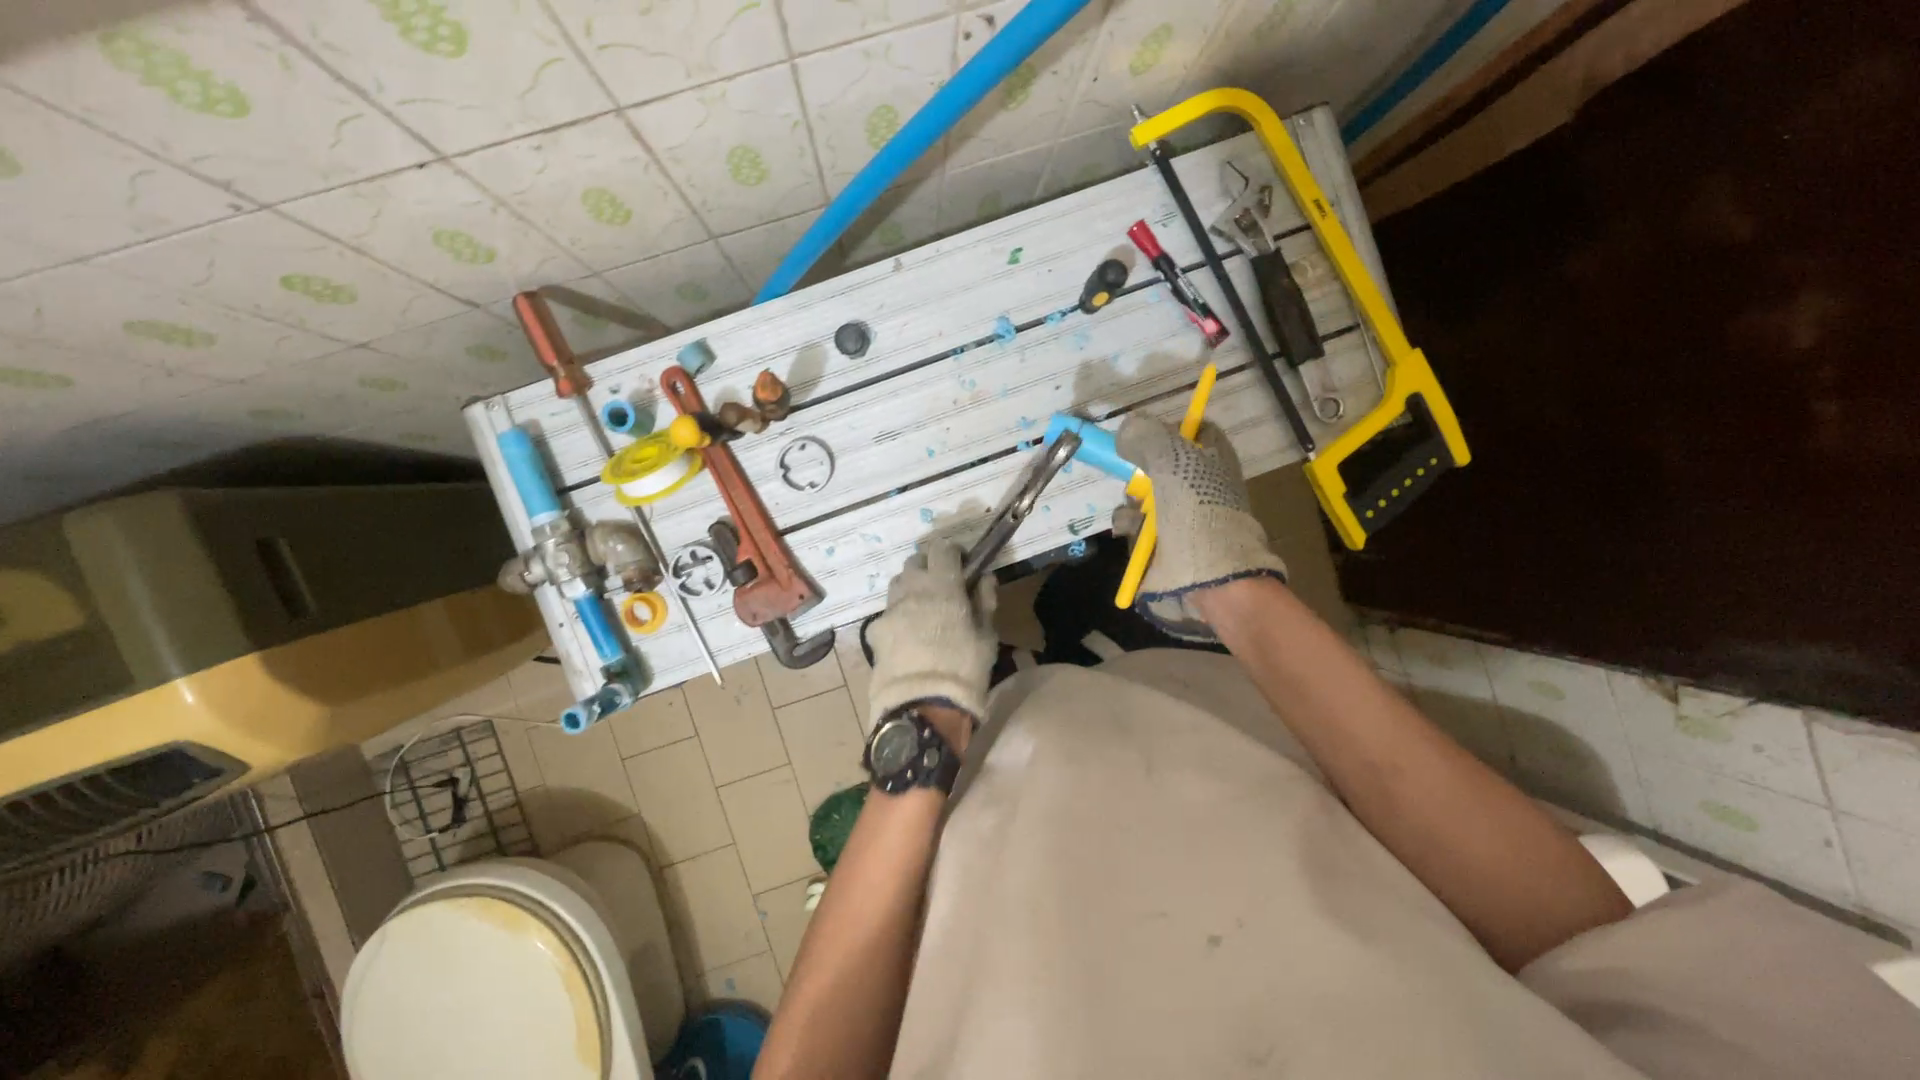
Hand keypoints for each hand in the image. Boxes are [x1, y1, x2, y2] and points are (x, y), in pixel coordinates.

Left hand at [864, 540, 997, 730]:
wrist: (922, 703)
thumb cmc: (964, 667)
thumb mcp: (987, 636)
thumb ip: (985, 602)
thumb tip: (985, 578)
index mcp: (943, 584)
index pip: (942, 548)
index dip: (953, 552)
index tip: (963, 564)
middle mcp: (912, 588)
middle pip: (915, 561)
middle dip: (929, 566)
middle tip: (943, 586)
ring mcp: (890, 609)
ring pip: (898, 584)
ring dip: (911, 588)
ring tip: (923, 609)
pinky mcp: (874, 631)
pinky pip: (887, 614)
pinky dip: (897, 617)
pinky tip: (906, 637)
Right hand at [1112, 414, 1286, 637]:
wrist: (1207, 574)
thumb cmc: (1198, 510)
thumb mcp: (1174, 460)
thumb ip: (1148, 436)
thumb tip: (1126, 429)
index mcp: (1215, 462)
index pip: (1197, 432)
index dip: (1174, 428)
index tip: (1151, 433)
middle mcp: (1199, 487)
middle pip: (1160, 465)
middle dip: (1141, 469)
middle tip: (1134, 473)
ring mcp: (1181, 518)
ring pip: (1142, 496)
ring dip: (1131, 501)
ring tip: (1136, 511)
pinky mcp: (1162, 544)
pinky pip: (1135, 525)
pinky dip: (1129, 526)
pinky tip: (1132, 531)